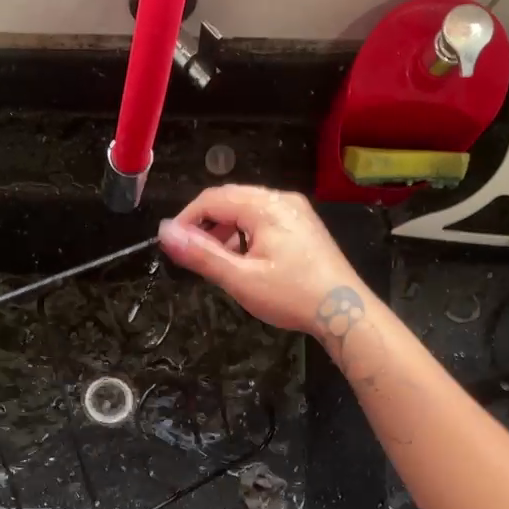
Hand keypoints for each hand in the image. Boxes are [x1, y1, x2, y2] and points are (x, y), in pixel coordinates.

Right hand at [157, 185, 374, 338]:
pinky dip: (244, 234)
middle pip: (230, 199)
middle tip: (190, 254)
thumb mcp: (240, 279)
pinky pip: (263, 219)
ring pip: (246, 209)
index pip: (212, 198)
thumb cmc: (291, 295)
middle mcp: (281, 200)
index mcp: (265, 206)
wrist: (343, 310)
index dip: (186, 219)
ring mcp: (295, 211)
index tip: (171, 245)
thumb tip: (165, 234)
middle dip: (204, 224)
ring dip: (224, 230)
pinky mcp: (303, 226)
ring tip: (215, 261)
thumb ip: (201, 255)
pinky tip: (242, 260)